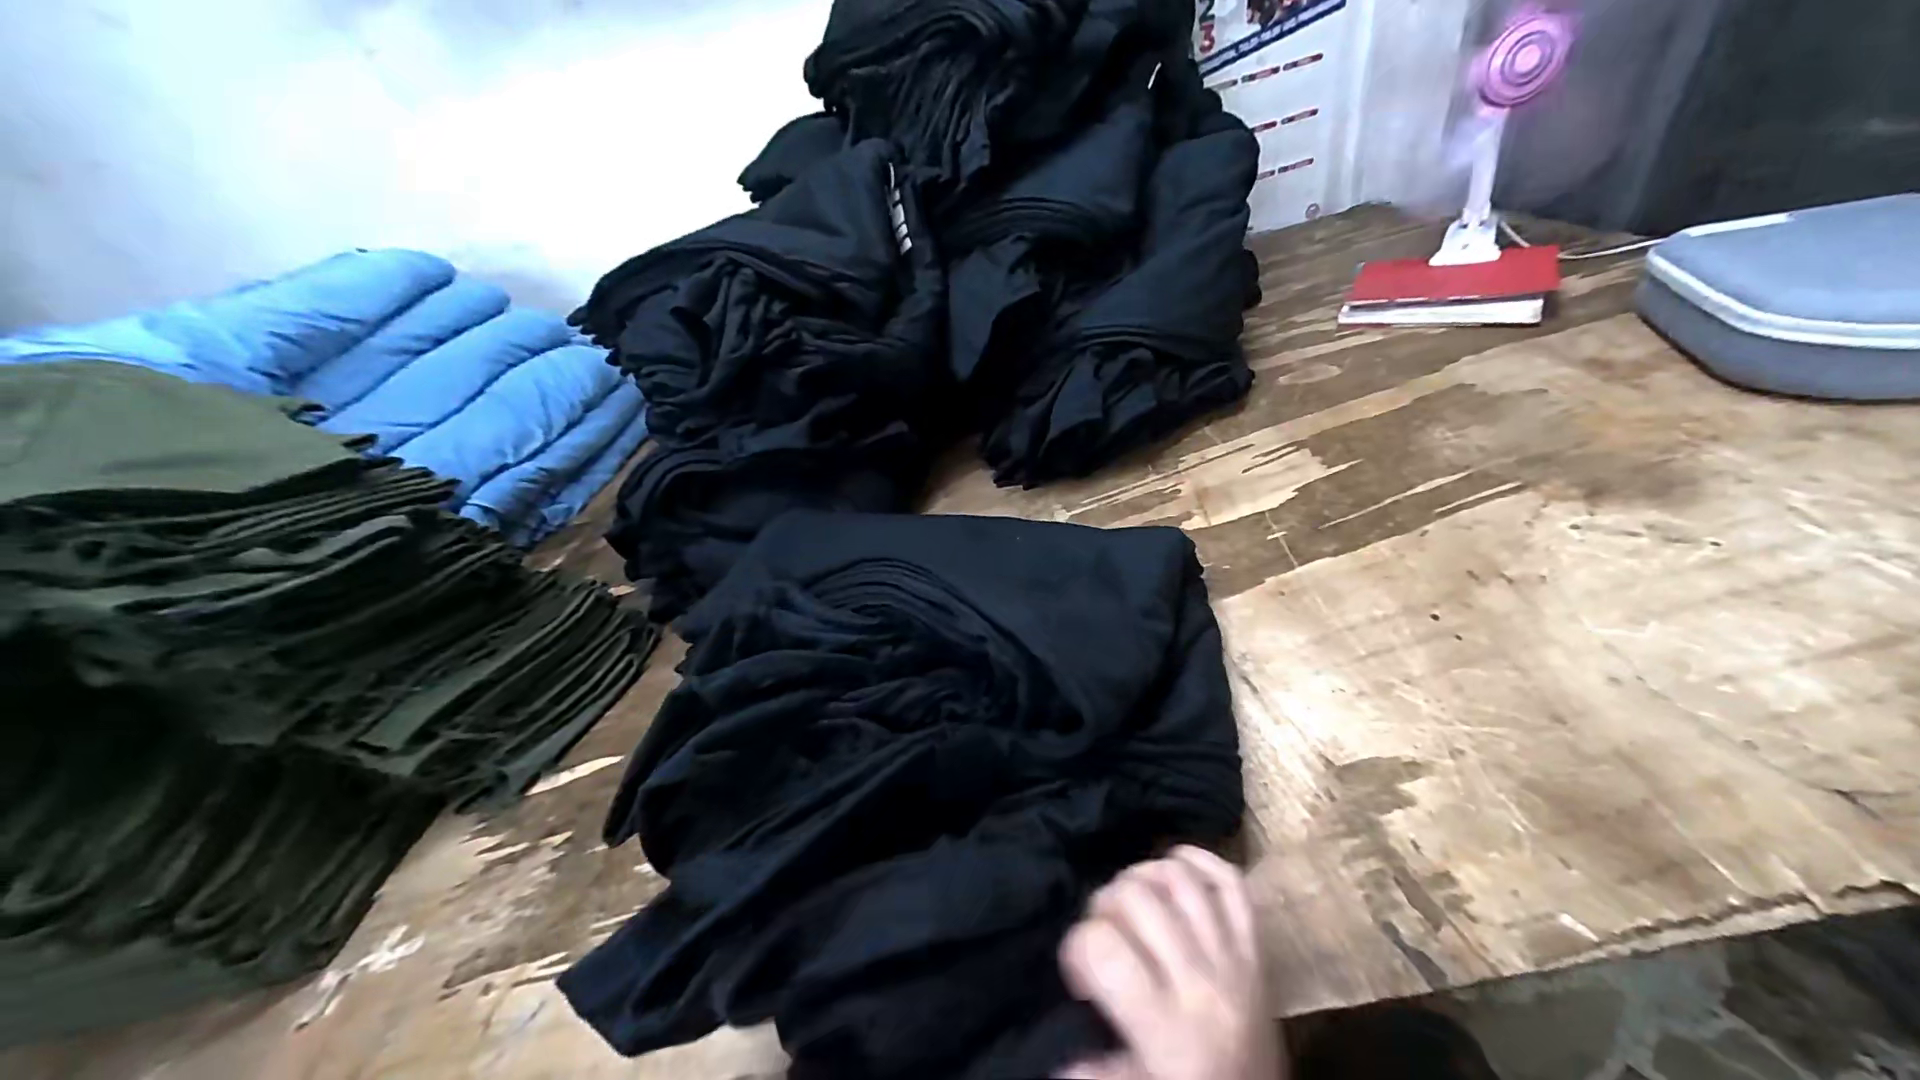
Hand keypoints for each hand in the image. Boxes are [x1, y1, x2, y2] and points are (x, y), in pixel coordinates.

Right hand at [1056, 846, 1283, 1079]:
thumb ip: (1091, 1071)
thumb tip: (1057, 1052)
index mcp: (1165, 1030)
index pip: (1103, 947)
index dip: (1075, 947)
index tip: (1079, 975)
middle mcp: (1200, 984)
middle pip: (1135, 897)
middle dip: (1103, 904)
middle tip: (1104, 935)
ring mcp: (1234, 960)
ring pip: (1179, 879)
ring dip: (1142, 876)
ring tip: (1131, 903)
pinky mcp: (1257, 950)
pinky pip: (1231, 883)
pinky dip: (1199, 861)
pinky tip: (1174, 867)